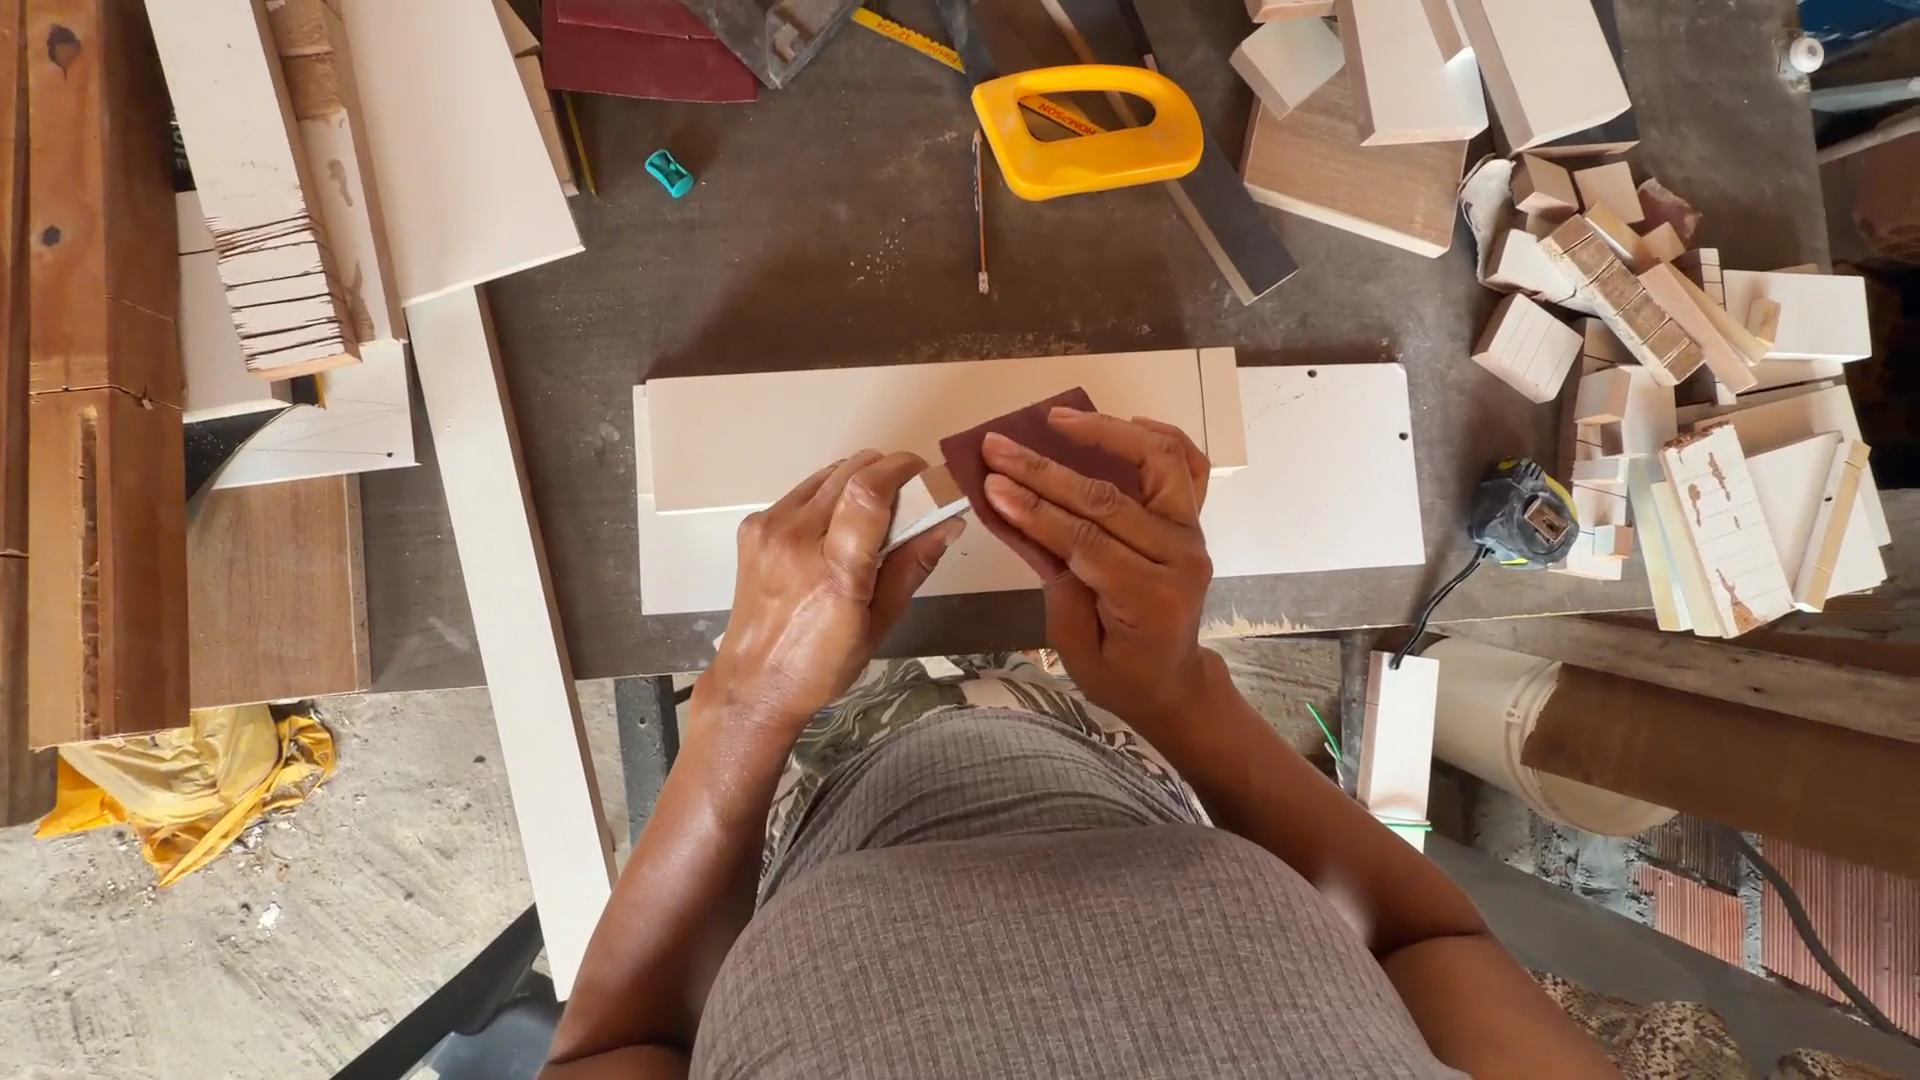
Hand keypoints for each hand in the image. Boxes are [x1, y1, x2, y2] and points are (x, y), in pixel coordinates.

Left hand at [696, 451, 964, 737]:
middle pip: (849, 471)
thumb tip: (950, 521)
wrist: (754, 681)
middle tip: (905, 497)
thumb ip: (914, 564)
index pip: (867, 492)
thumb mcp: (881, 622)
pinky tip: (833, 528)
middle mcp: (796, 538)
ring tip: (870, 515)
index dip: (900, 469)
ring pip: (826, 475)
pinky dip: (828, 497)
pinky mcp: (752, 526)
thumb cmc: (824, 664)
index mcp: (834, 570)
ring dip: (856, 481)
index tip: (922, 473)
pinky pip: (802, 492)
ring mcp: (768, 528)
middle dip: (885, 472)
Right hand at [980, 409, 1216, 730]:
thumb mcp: (1076, 646)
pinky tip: (1128, 423)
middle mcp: (1180, 557)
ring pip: (1158, 462)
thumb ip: (1056, 582)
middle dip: (1044, 470)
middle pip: (1108, 498)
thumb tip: (1022, 520)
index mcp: (1150, 597)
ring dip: (1107, 433)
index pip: (1084, 541)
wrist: (1173, 681)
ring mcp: (1193, 533)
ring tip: (1058, 418)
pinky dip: (1161, 438)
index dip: (1034, 509)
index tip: (990, 483)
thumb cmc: (1120, 675)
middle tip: (997, 447)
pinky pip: (1189, 466)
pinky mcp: (1194, 522)